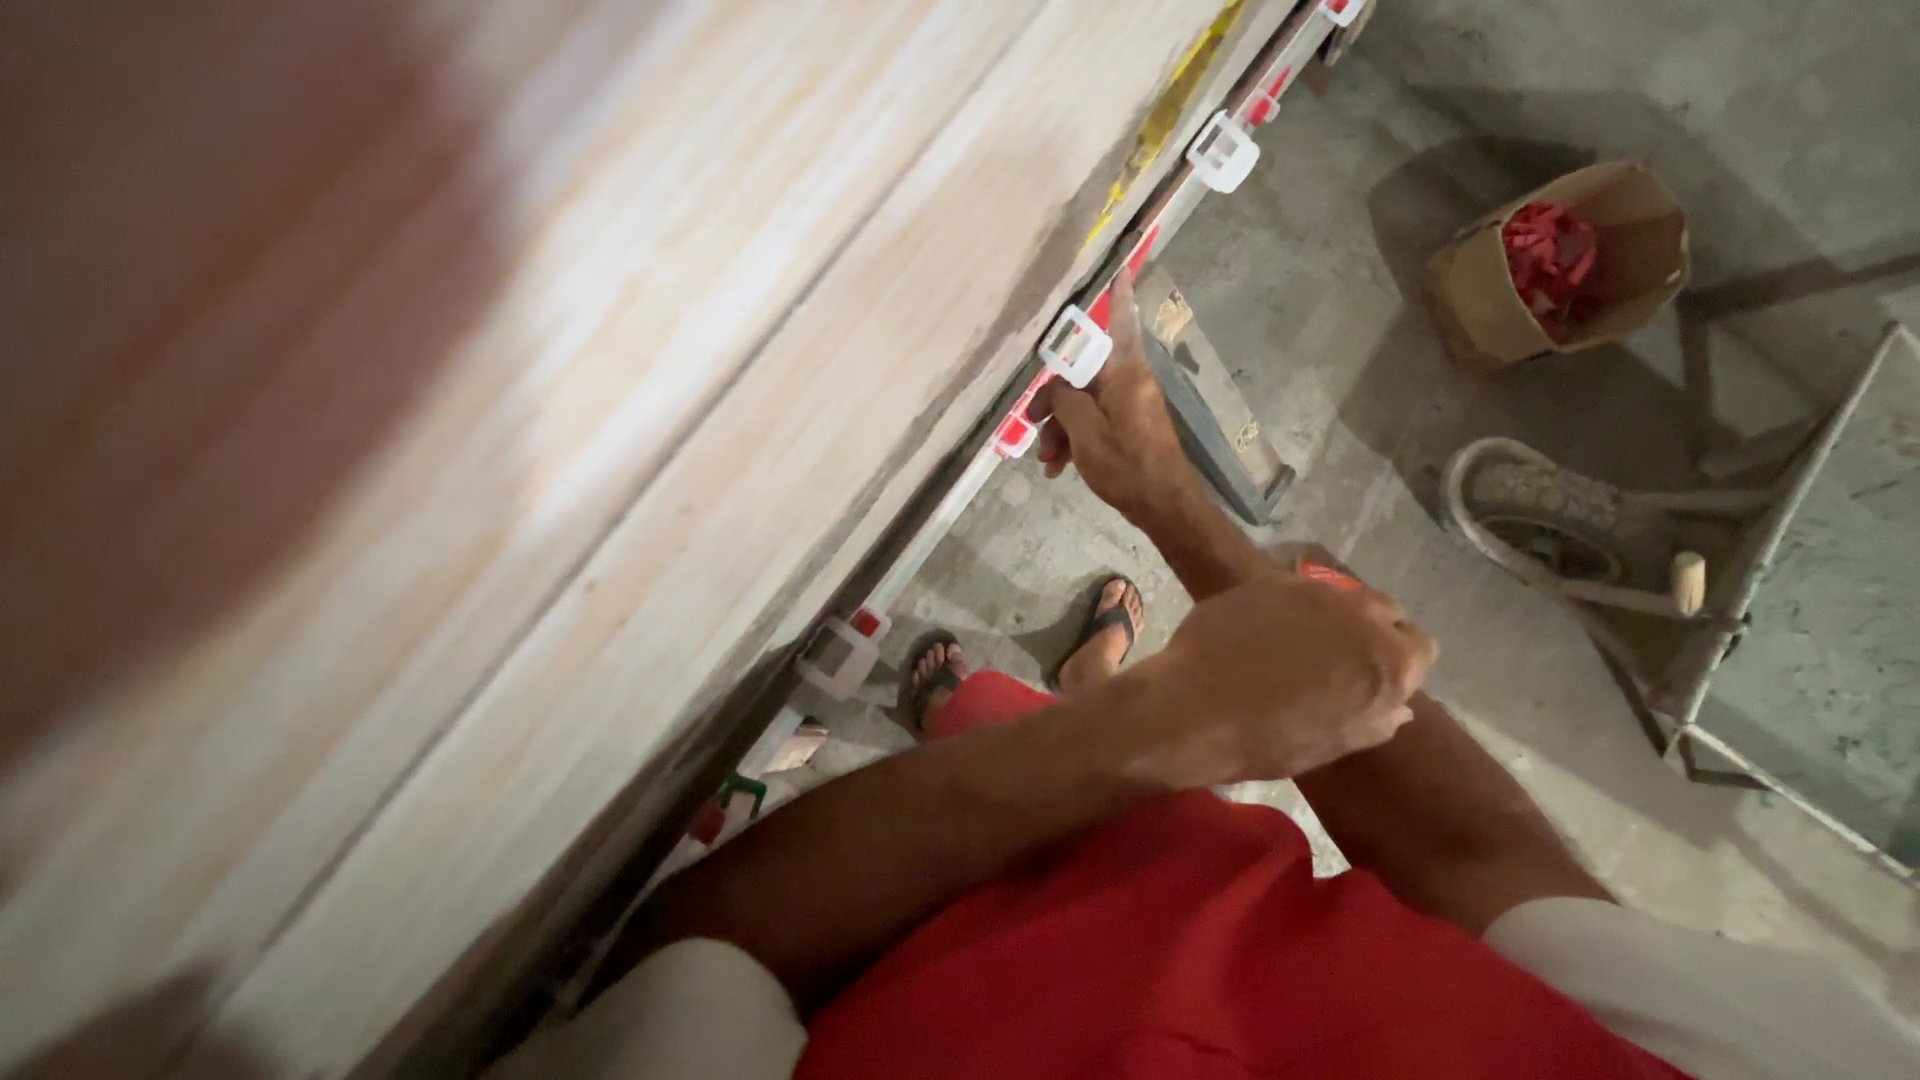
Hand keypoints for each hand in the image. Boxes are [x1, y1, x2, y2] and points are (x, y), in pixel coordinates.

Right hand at [1027, 267, 1196, 522]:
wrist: (1163, 505)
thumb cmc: (1125, 463)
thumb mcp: (1084, 431)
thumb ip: (1064, 401)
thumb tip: (1057, 391)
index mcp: (1125, 372)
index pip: (1120, 321)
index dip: (1118, 294)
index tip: (1122, 265)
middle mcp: (1130, 382)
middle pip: (1084, 374)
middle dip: (1054, 403)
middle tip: (1031, 426)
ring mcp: (1132, 407)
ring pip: (1085, 404)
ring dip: (1061, 430)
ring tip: (1047, 462)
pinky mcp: (1131, 430)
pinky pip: (1096, 424)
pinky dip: (1076, 442)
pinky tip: (1058, 469)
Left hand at [1107, 572, 1438, 787]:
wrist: (1194, 707)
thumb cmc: (1267, 741)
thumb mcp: (1334, 743)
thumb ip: (1376, 719)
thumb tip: (1399, 705)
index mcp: (1389, 662)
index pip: (1420, 646)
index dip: (1399, 661)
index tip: (1372, 675)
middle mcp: (1361, 616)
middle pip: (1385, 611)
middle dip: (1370, 629)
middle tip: (1337, 656)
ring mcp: (1313, 592)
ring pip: (1342, 594)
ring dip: (1332, 613)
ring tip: (1299, 640)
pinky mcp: (1270, 580)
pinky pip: (1295, 588)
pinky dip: (1289, 605)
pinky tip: (1263, 627)